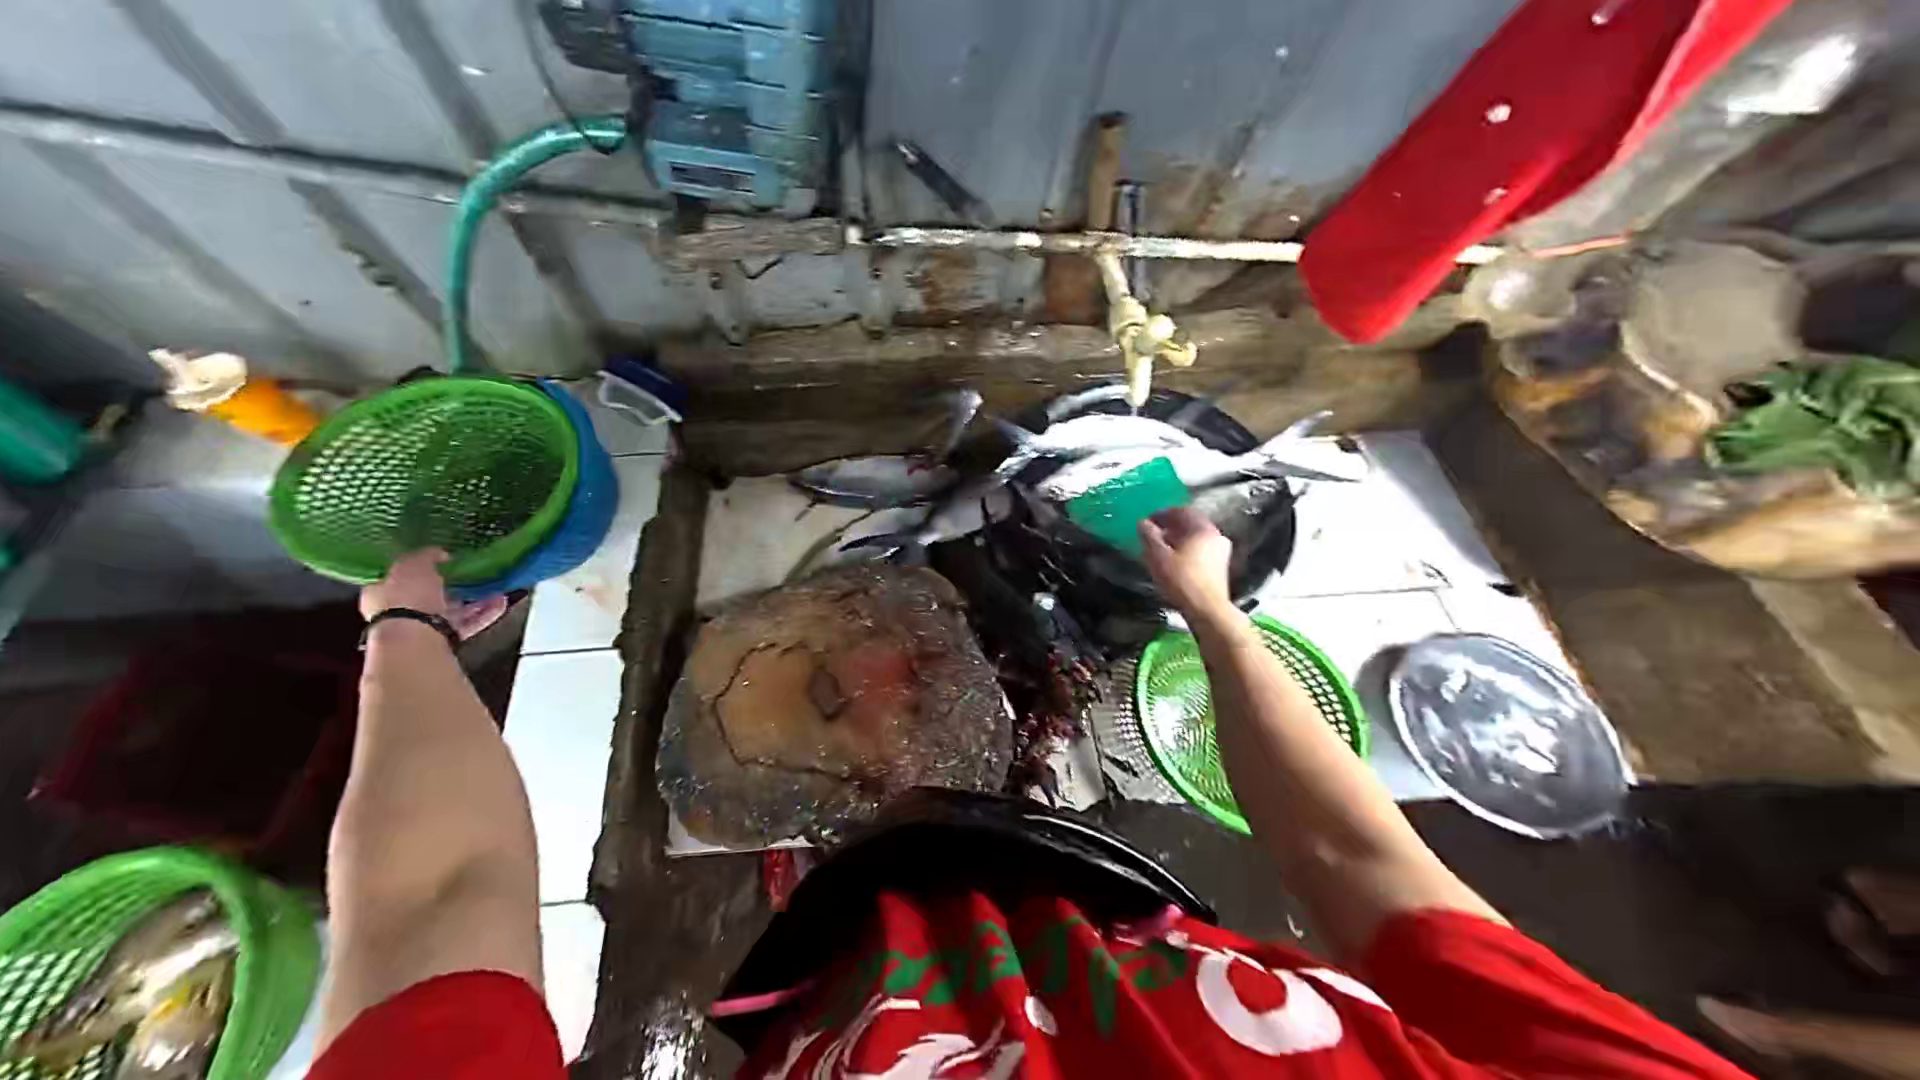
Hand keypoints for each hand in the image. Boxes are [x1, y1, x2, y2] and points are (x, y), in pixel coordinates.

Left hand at [360, 549, 508, 639]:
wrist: (415, 639)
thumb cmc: (406, 598)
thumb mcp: (412, 565)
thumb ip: (426, 556)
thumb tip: (439, 553)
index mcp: (381, 593)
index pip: (399, 577)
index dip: (419, 568)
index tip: (441, 561)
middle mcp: (398, 612)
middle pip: (429, 595)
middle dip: (453, 585)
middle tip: (472, 574)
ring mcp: (423, 628)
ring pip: (453, 610)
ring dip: (475, 600)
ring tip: (496, 587)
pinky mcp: (445, 641)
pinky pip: (468, 624)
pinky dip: (485, 613)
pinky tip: (501, 602)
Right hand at [1139, 506, 1233, 618]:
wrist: (1207, 610)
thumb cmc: (1182, 581)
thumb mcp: (1158, 557)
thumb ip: (1149, 536)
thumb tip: (1142, 523)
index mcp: (1202, 529)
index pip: (1182, 511)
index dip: (1163, 513)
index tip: (1148, 520)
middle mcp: (1215, 535)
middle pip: (1191, 523)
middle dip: (1171, 525)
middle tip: (1153, 532)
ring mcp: (1221, 551)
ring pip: (1196, 537)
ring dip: (1179, 538)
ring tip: (1161, 546)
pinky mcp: (1220, 566)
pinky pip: (1201, 549)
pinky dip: (1187, 549)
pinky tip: (1174, 560)